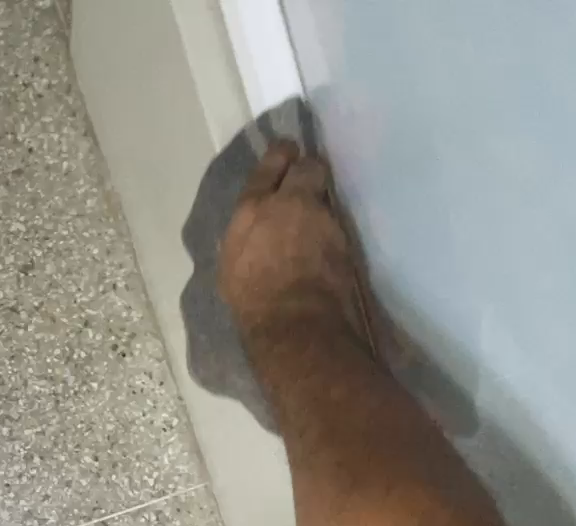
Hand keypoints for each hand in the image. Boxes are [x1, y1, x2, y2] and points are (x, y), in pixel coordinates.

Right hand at [218, 141, 366, 346]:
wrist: (293, 322)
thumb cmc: (251, 299)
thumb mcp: (231, 266)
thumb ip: (244, 236)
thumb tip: (252, 229)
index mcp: (252, 208)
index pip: (271, 164)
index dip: (280, 156)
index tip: (286, 153)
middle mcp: (290, 203)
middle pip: (308, 166)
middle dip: (307, 170)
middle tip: (305, 182)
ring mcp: (322, 218)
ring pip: (324, 197)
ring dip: (318, 207)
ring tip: (312, 226)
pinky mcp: (344, 238)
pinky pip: (335, 225)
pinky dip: (329, 233)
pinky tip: (323, 250)